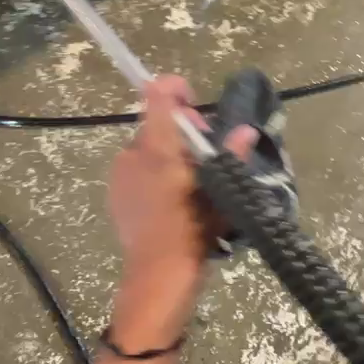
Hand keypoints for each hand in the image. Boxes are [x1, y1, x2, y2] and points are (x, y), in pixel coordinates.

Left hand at [106, 75, 256, 349]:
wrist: (158, 275)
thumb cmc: (194, 229)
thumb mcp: (221, 191)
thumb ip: (231, 155)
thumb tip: (246, 130)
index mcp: (158, 147)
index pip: (157, 95)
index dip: (174, 89)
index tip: (193, 101)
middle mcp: (133, 153)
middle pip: (157, 123)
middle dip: (182, 130)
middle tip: (205, 153)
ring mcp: (120, 174)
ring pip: (148, 147)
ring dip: (169, 153)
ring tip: (191, 180)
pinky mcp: (116, 194)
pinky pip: (138, 169)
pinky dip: (156, 172)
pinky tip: (173, 197)